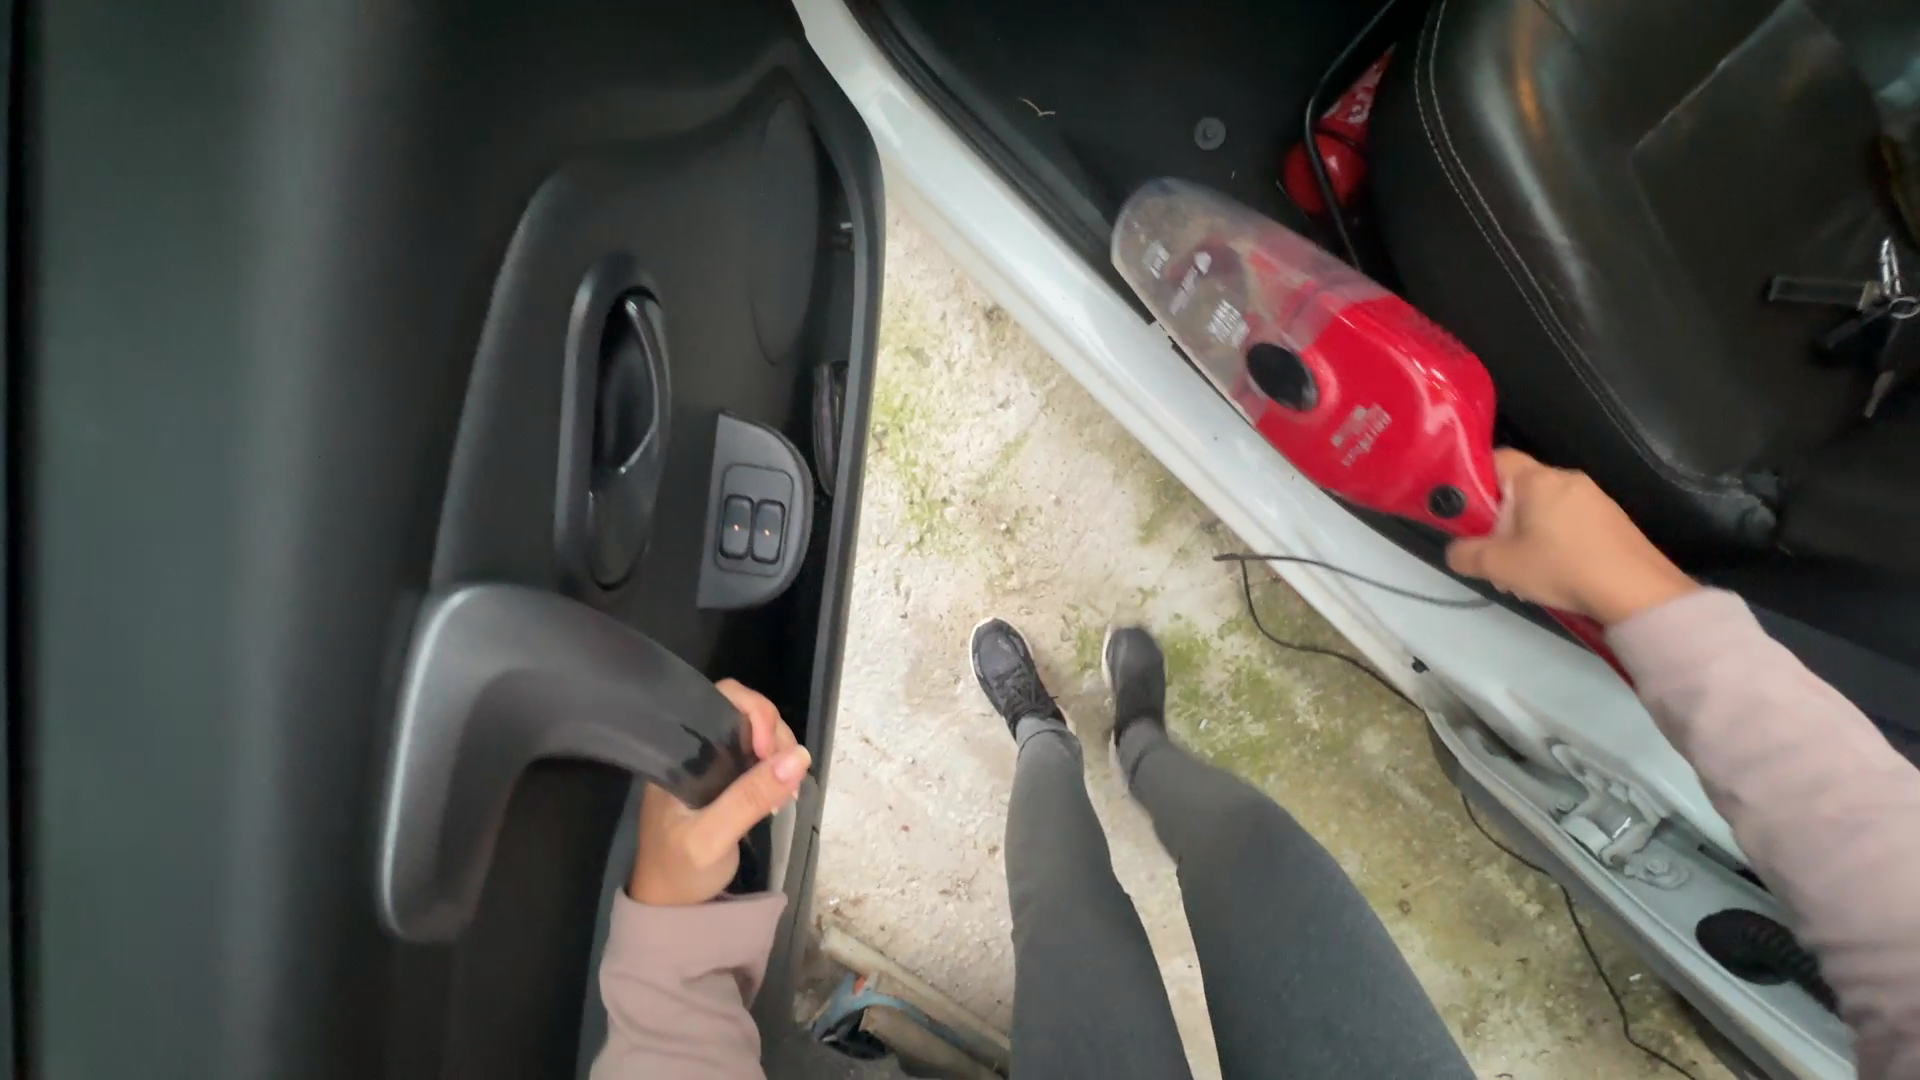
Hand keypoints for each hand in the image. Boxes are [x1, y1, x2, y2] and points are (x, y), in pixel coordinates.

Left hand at [628, 679, 810, 905]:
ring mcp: (714, 766)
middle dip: (774, 733)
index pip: (718, 701)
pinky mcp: (730, 783)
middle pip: (744, 713)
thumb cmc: (679, 872)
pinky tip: (783, 792)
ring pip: (757, 734)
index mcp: (681, 753)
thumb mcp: (712, 838)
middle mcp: (697, 751)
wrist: (672, 912)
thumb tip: (798, 757)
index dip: (753, 711)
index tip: (769, 748)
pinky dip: (779, 768)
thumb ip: (749, 798)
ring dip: (780, 752)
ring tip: (788, 788)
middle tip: (788, 772)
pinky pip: (760, 758)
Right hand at [1445, 449, 1698, 625]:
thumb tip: (1456, 551)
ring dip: (1523, 530)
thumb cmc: (1561, 567)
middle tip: (1488, 546)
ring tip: (1519, 565)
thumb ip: (1463, 553)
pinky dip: (1550, 538)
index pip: (1497, 459)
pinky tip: (1550, 568)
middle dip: (1498, 514)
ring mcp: (1595, 499)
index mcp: (1538, 480)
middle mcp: (1568, 479)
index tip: (1463, 508)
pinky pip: (1566, 520)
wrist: (1639, 593)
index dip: (1474, 477)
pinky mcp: (1612, 520)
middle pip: (1518, 487)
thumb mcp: (1497, 565)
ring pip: (1542, 506)